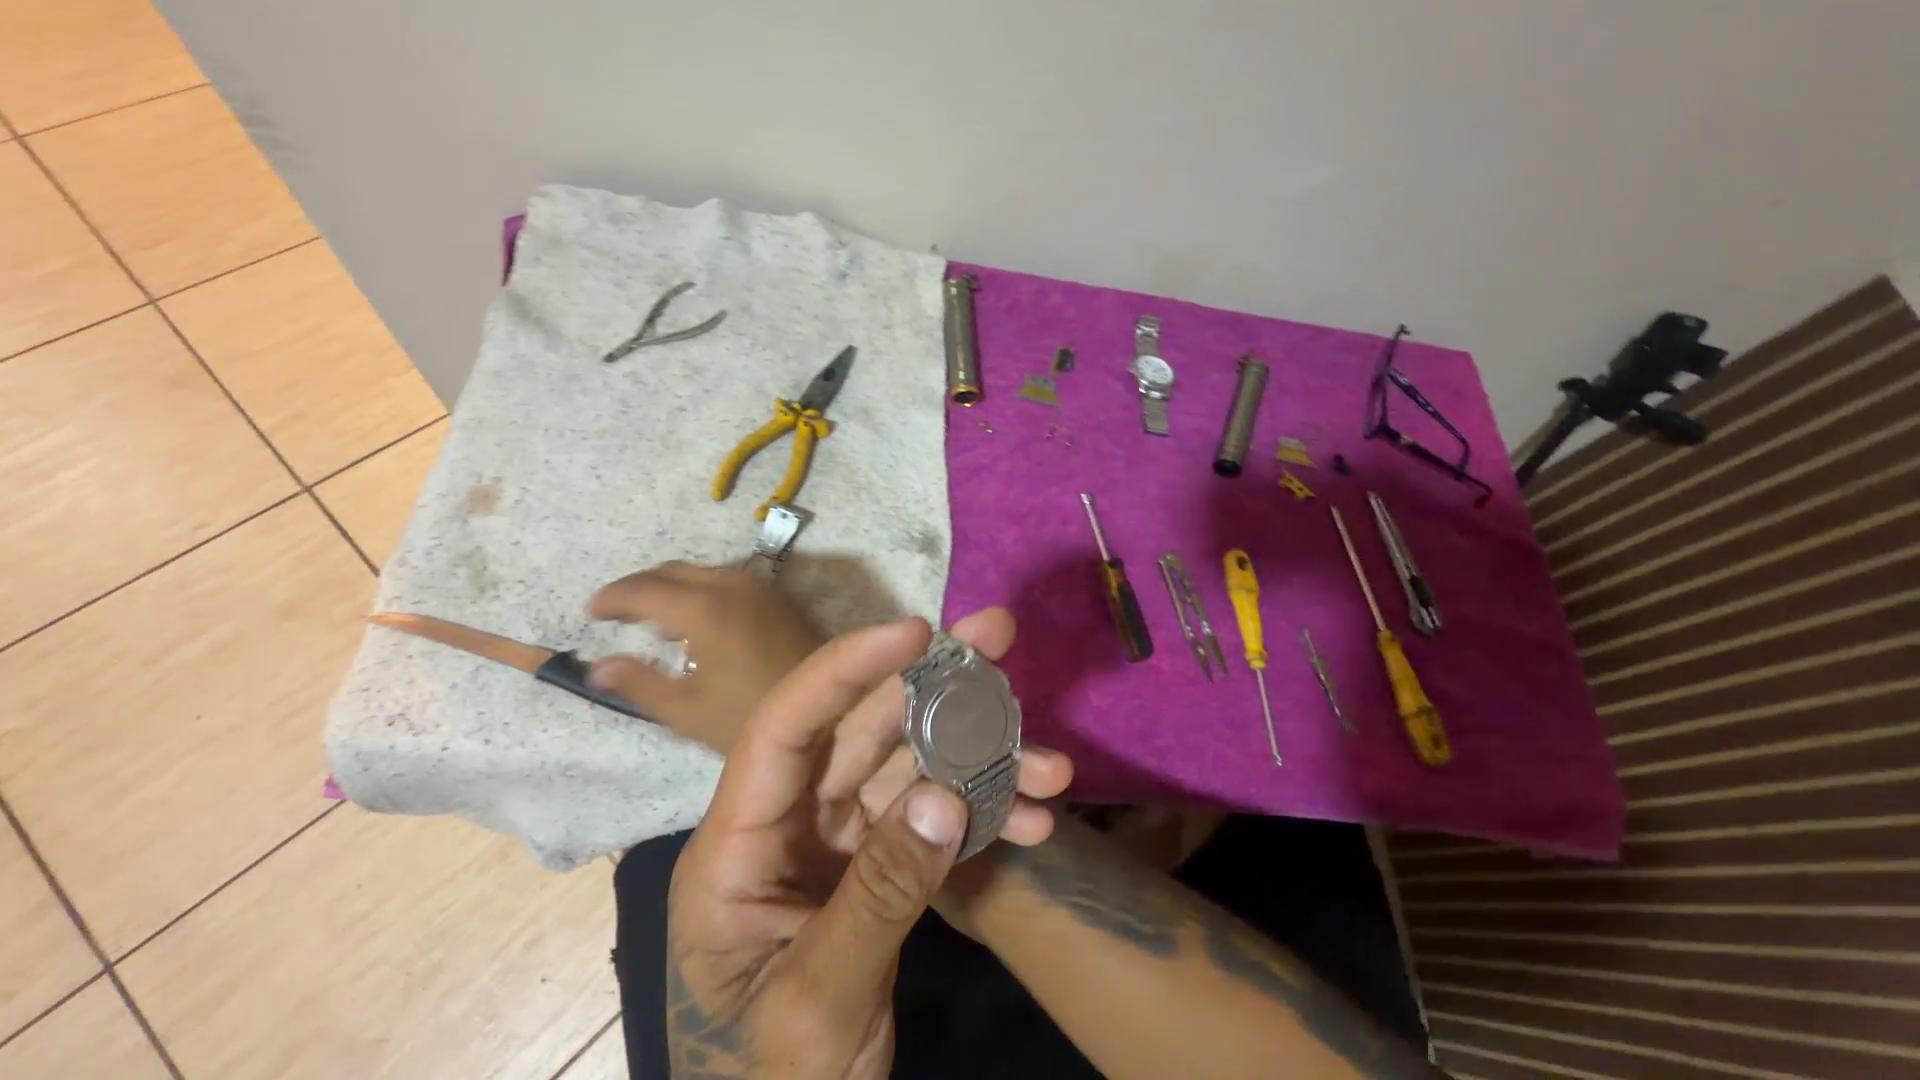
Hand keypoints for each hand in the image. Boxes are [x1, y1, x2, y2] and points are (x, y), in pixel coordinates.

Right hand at [586, 561, 826, 753]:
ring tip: (655, 624)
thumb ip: (639, 683)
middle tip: (618, 615)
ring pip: (703, 572)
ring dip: (674, 589)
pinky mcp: (780, 597)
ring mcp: (760, 586)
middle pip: (672, 571)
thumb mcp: (688, 712)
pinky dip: (703, 592)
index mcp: (703, 607)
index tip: (591, 612)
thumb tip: (597, 668)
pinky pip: (729, 581)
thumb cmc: (752, 716)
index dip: (612, 597)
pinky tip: (699, 624)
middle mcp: (731, 583)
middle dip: (640, 588)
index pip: (642, 588)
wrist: (832, 709)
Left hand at [665, 617, 1071, 1077]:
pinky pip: (929, 825)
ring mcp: (832, 851)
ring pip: (906, 776)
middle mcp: (784, 829)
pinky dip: (981, 818)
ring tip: (1052, 764)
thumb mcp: (817, 1000)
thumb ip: (878, 897)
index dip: (846, 671)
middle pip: (857, 735)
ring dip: (977, 762)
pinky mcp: (873, 875)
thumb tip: (946, 795)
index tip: (915, 631)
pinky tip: (1033, 820)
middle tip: (999, 640)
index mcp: (736, 846)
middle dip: (931, 690)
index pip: (784, 729)